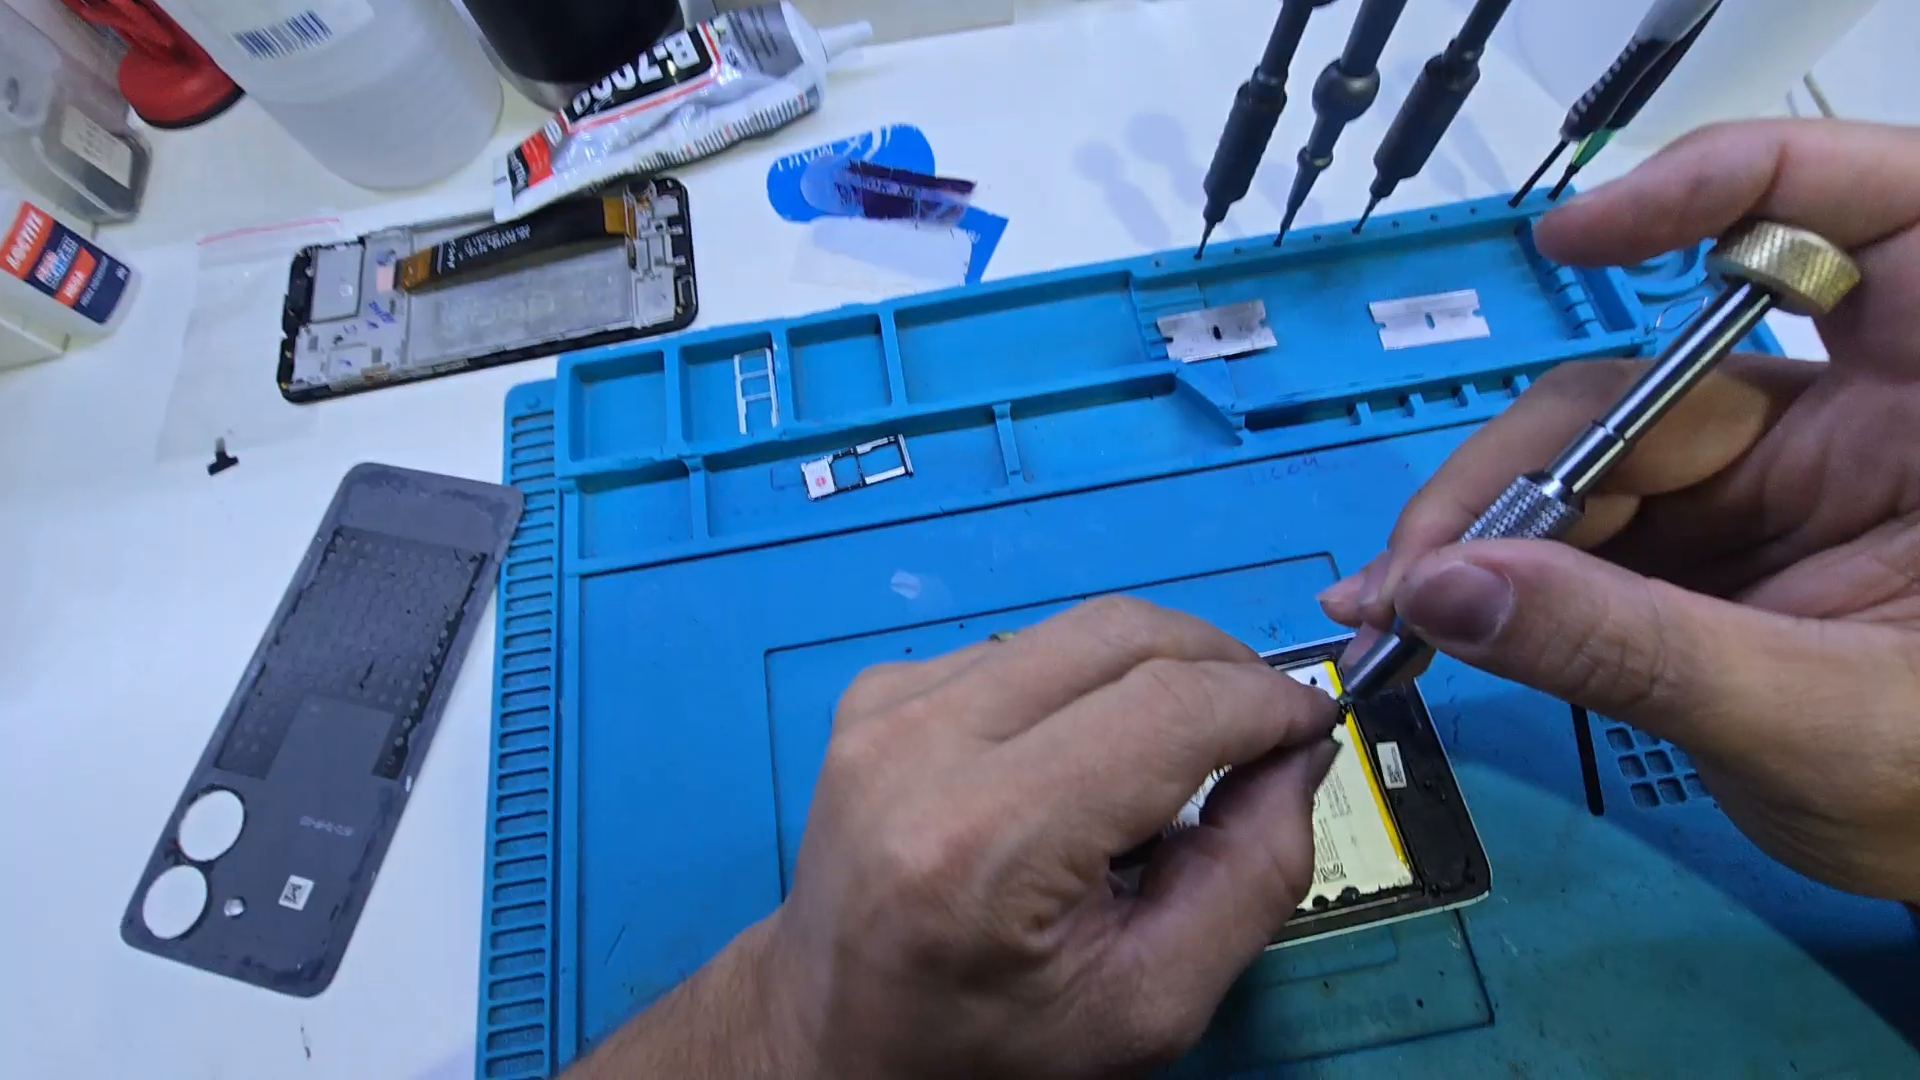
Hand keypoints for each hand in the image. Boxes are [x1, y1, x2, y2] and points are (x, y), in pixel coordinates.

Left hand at [579, 598, 1341, 1077]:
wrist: (831, 1025)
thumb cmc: (988, 1042)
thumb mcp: (1150, 1002)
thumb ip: (1252, 872)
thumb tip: (1293, 749)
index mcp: (987, 836)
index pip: (1163, 707)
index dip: (1261, 699)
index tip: (1312, 718)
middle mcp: (923, 740)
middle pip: (1116, 633)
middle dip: (1216, 658)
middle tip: (1262, 713)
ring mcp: (888, 701)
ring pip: (1070, 630)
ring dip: (1150, 665)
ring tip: (1178, 736)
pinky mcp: (875, 688)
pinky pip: (1017, 650)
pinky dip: (1078, 679)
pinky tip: (1078, 743)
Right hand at [1320, 119, 1919, 901]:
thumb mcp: (1820, 729)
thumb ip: (1628, 649)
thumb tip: (1438, 588)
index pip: (1873, 226)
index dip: (1719, 194)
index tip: (1569, 243)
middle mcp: (1837, 427)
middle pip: (1623, 402)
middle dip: (1496, 490)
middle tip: (1409, 581)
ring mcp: (1743, 485)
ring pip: (1558, 472)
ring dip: (1463, 544)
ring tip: (1392, 613)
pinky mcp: (1674, 541)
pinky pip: (1550, 533)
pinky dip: (1478, 577)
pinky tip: (1419, 614)